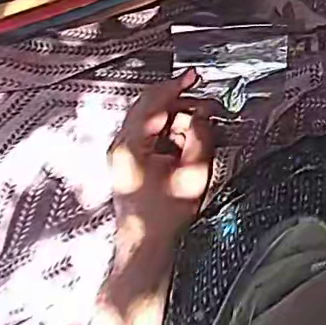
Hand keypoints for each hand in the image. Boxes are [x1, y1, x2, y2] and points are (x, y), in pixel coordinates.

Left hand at [109, 71, 217, 253]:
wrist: (147, 247)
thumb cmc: (164, 219)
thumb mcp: (193, 175)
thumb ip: (200, 138)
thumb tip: (202, 116)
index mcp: (131, 146)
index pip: (152, 102)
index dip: (176, 86)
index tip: (193, 77)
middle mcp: (122, 146)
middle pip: (150, 106)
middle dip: (180, 102)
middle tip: (204, 105)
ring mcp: (123, 152)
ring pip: (151, 117)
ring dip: (177, 117)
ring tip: (199, 126)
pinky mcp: (129, 160)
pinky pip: (152, 131)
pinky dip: (170, 129)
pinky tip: (187, 140)